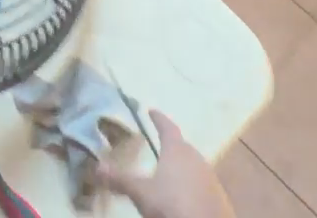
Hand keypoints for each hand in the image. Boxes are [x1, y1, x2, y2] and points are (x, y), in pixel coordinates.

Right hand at [97, 110, 233, 217]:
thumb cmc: (172, 205)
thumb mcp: (141, 193)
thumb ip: (120, 179)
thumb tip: (96, 166)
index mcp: (177, 151)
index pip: (167, 127)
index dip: (158, 119)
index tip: (151, 110)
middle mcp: (196, 159)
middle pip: (183, 146)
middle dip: (171, 145)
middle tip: (158, 144)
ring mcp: (211, 180)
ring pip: (194, 166)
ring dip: (182, 166)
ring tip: (169, 172)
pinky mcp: (220, 199)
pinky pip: (202, 184)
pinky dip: (192, 184)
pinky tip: (185, 195)